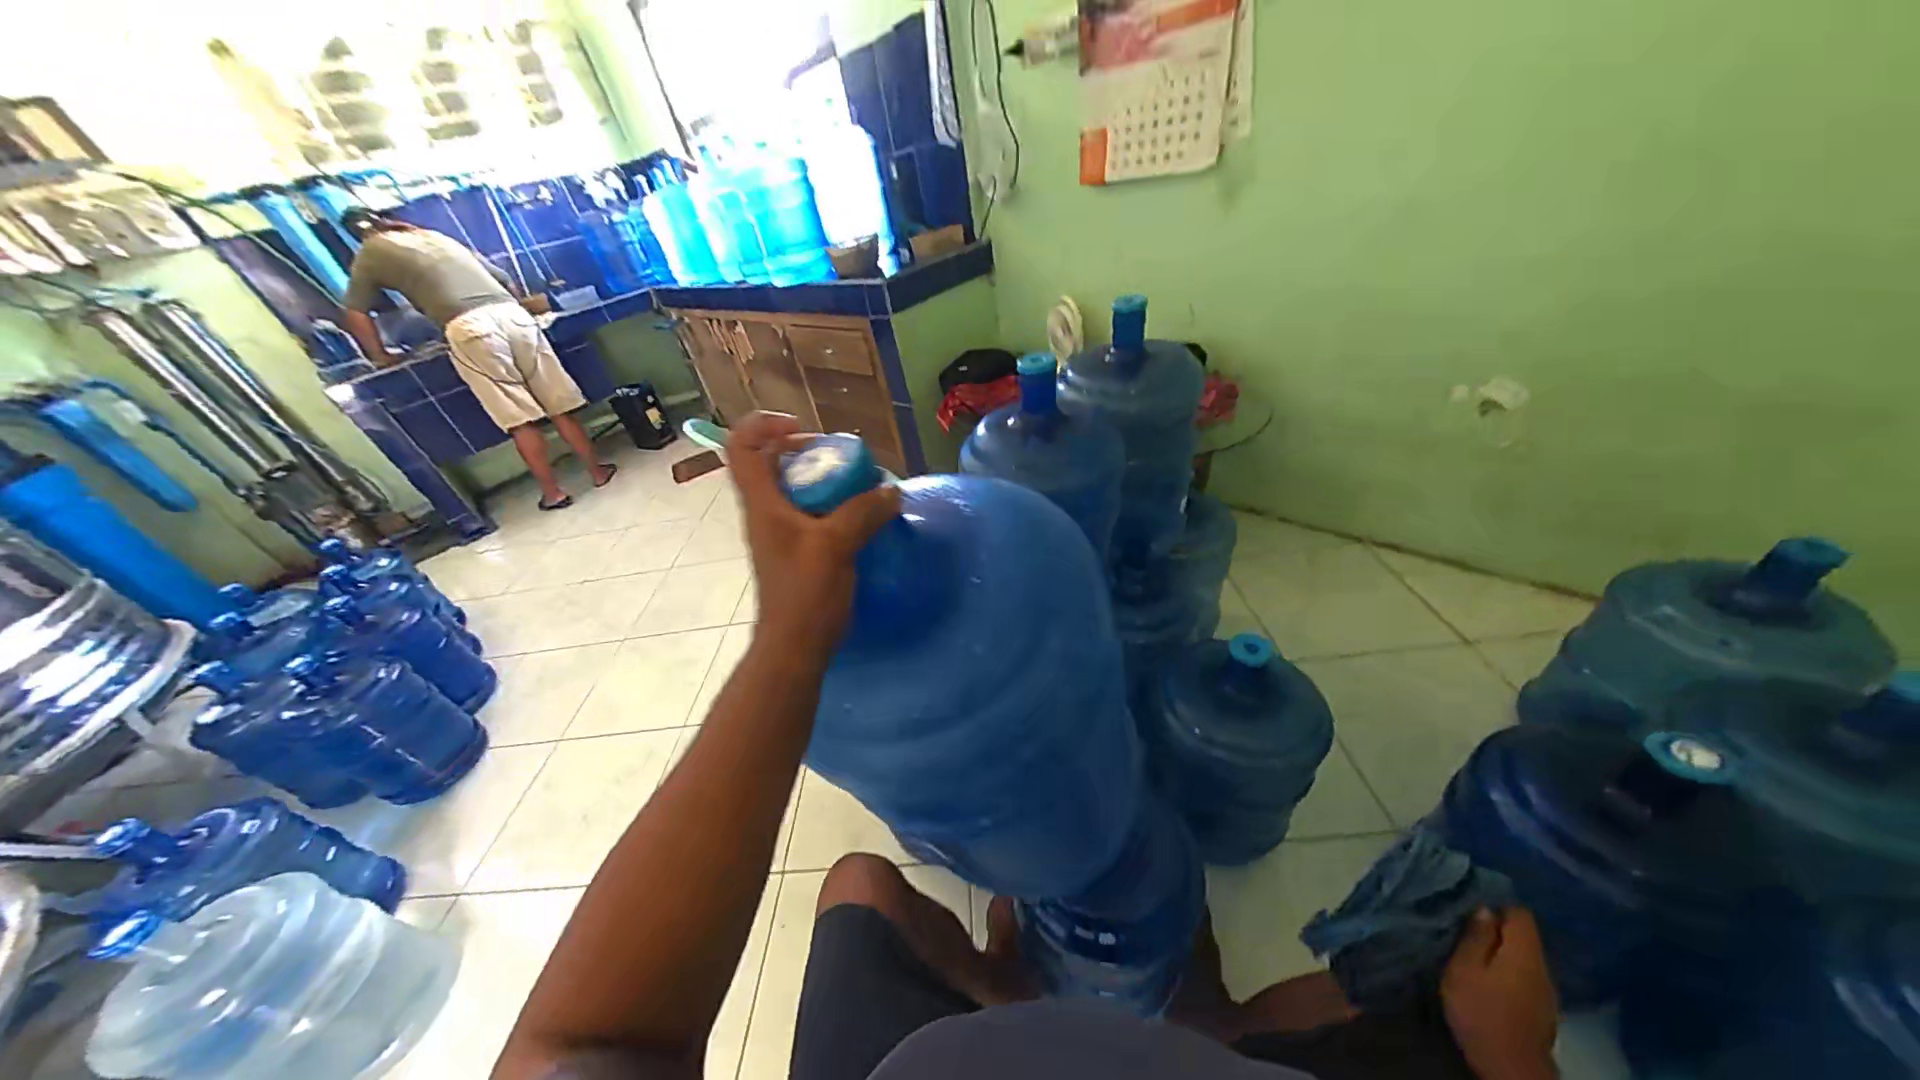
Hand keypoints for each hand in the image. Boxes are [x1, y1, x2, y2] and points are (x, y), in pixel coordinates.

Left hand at [727, 413, 898, 655]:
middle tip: (840, 457)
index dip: (764, 425)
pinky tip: (860, 516)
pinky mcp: (796, 551)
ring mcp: (779, 534)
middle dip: (804, 451)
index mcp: (762, 504)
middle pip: (769, 463)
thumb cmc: (806, 595)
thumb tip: (891, 491)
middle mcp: (764, 513)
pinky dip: (830, 505)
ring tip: (856, 484)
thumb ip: (863, 513)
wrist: (795, 646)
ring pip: (792, 489)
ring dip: (820, 479)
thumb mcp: (836, 546)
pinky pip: (809, 514)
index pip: (741, 446)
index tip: (804, 430)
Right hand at [1441, 908, 1559, 1079]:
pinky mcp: (1543, 1009)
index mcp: (1525, 954)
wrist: (1510, 1067)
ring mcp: (1547, 991)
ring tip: (1473, 951)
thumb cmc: (1481, 1011)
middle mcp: (1544, 968)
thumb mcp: (1465, 968)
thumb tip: (1485, 909)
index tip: (1471, 908)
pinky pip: (1526, 975)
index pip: (1521, 914)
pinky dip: (1508, 968)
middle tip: (1465, 929)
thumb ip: (1475, 937)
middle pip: (1525, 936)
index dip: (1497, 905)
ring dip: (1502, 950)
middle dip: (1498, 928)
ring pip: (1525, 956)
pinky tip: (1489, 977)